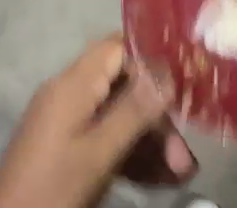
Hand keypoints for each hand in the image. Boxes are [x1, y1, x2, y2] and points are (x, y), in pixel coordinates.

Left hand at [0, 36, 197, 207]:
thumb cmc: (51, 189)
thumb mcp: (98, 153)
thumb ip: (134, 110)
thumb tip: (167, 70)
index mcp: (73, 84)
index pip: (118, 47)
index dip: (152, 59)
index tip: (185, 81)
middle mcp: (69, 93)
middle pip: (123, 86)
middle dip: (157, 116)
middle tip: (183, 156)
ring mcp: (66, 122)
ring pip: (118, 117)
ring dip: (150, 142)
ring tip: (180, 173)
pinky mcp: (65, 148)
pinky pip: (105, 139)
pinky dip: (131, 156)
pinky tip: (158, 179)